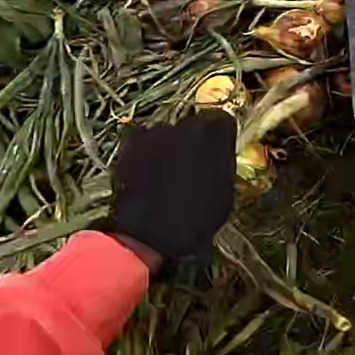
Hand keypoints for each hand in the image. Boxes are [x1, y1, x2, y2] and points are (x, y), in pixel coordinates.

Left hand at [107, 111, 235, 269]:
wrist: (153, 234)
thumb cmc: (197, 219)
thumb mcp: (224, 191)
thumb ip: (220, 163)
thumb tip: (214, 156)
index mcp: (214, 133)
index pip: (221, 121)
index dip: (218, 138)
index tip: (215, 153)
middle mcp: (186, 124)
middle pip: (193, 125)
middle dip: (192, 142)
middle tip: (190, 168)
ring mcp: (156, 131)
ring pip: (166, 134)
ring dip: (167, 148)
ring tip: (164, 176)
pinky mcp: (131, 142)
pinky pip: (141, 142)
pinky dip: (143, 153)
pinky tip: (144, 175)